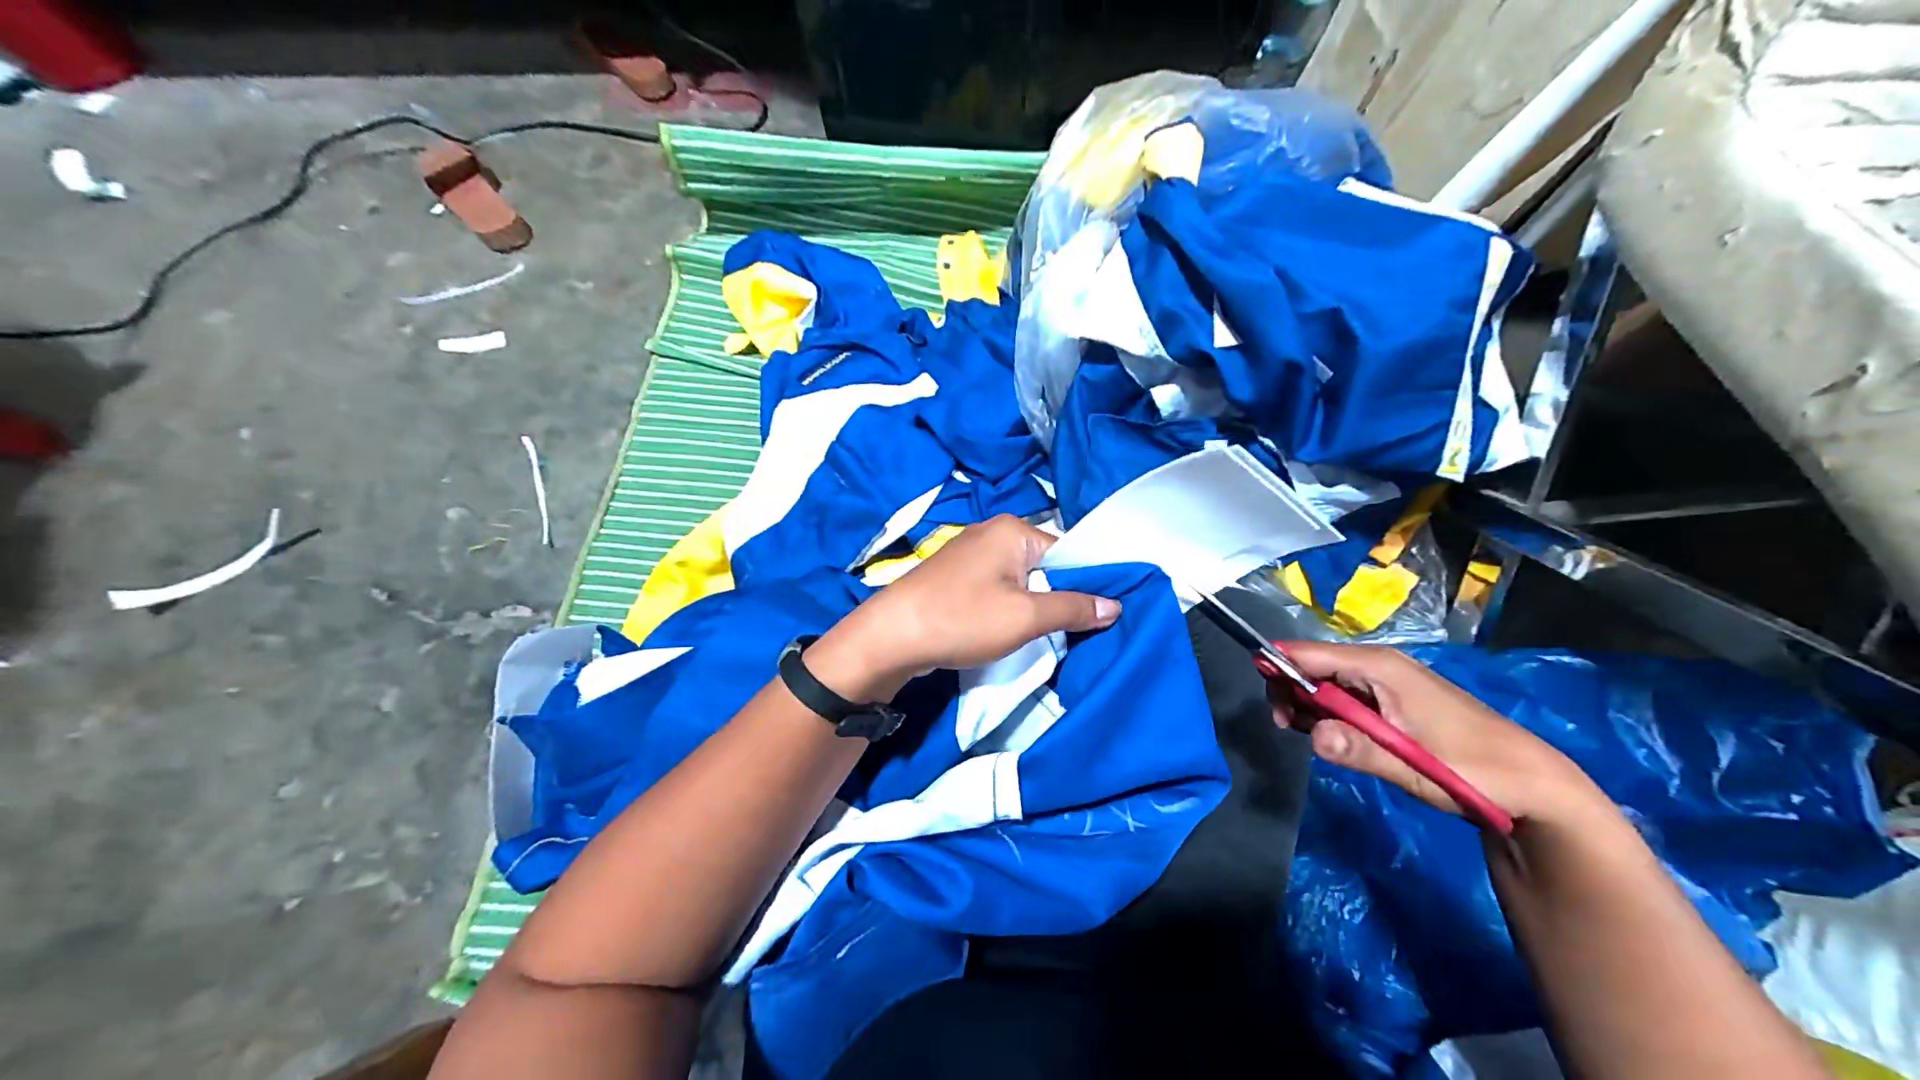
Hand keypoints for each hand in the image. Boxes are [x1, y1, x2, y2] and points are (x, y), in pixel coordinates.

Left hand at [805, 515, 1120, 701]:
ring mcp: (970, 552)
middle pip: (1045, 565)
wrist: (891, 636)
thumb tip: (1115, 604)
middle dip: (1058, 597)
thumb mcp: (1026, 618)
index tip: (1100, 616)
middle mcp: (993, 531)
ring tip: (1038, 634)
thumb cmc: (962, 619)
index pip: (1069, 553)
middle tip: (1071, 631)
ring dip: (1032, 606)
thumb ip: (1073, 608)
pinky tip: (1006, 630)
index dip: (1087, 585)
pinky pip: (997, 586)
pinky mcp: (955, 574)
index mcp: (1014, 530)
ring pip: (1020, 579)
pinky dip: (1007, 606)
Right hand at [1273, 642, 1608, 825]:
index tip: (1265, 700)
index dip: (1277, 668)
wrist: (1533, 784)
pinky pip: (1342, 696)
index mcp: (1378, 666)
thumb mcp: (1414, 765)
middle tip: (1291, 730)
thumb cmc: (1474, 769)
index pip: (1307, 653)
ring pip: (1323, 682)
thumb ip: (1359, 749)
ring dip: (1309, 707)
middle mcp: (1377, 665)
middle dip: (1290, 693)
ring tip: (1316, 738)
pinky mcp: (1389, 699)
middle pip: (1310, 665)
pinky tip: (1337, 737)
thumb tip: (1311, 735)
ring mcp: (1384, 681)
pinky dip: (1329, 714)